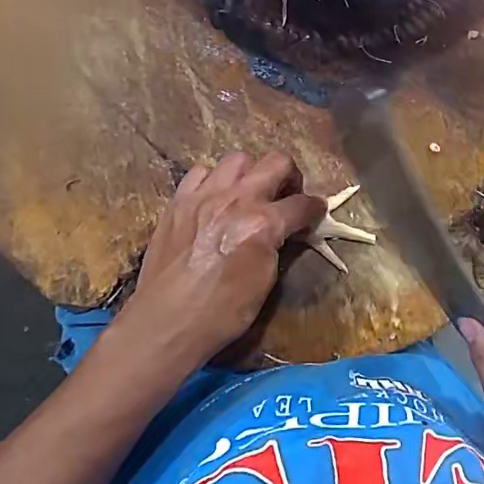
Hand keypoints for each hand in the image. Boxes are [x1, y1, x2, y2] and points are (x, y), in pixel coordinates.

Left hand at [116, 152, 323, 367]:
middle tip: (286, 197)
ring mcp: (203, 196)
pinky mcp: (178, 201)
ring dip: (251, 175)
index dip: (316, 208)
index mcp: (263, 224)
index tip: (317, 213)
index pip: (303, 204)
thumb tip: (286, 232)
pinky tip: (214, 201)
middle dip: (290, 177)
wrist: (166, 324)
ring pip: (238, 159)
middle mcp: (236, 200)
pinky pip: (201, 172)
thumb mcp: (266, 281)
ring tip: (248, 196)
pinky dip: (214, 181)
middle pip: (277, 162)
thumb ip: (279, 245)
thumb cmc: (223, 312)